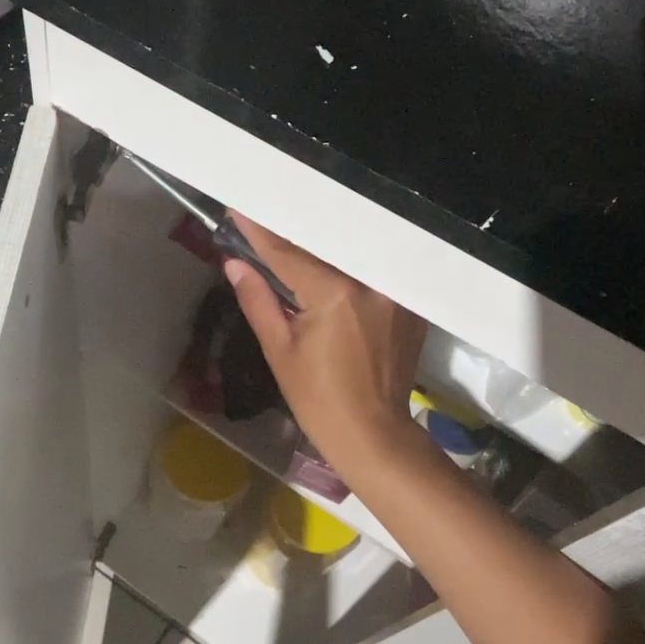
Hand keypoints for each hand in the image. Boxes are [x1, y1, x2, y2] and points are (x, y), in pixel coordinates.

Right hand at [226, 214, 428, 472]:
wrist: (372, 432)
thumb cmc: (317, 400)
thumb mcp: (279, 351)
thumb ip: (259, 300)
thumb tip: (235, 264)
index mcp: (334, 295)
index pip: (288, 253)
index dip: (260, 232)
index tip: (239, 210)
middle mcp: (370, 282)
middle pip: (325, 245)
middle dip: (295, 233)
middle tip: (269, 221)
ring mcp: (396, 291)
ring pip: (353, 255)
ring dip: (325, 246)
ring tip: (298, 238)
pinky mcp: (409, 303)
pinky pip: (375, 272)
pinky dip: (353, 265)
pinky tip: (334, 263)